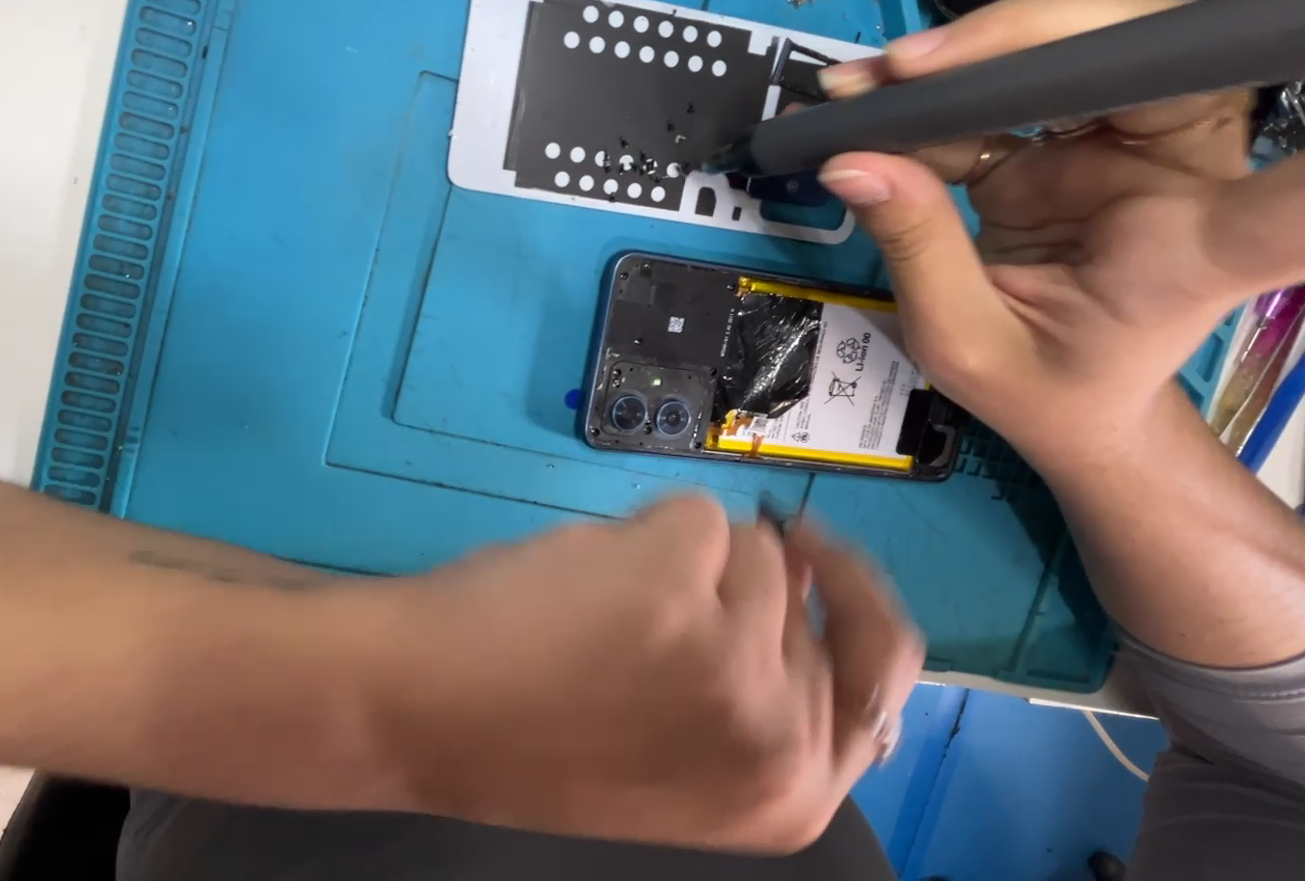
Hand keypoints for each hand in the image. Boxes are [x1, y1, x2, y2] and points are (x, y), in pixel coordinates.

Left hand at [357, 495, 922, 852]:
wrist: (423, 711)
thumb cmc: (543, 734)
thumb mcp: (679, 756)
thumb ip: (755, 697)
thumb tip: (802, 586)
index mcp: (787, 792)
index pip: (881, 674)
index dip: (850, 604)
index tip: (816, 559)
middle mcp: (777, 733)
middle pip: (801, 592)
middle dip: (726, 583)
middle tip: (643, 604)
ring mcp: (730, 653)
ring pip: (744, 542)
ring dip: (674, 557)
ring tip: (597, 609)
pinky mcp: (673, 580)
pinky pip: (690, 512)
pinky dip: (637, 530)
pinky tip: (580, 581)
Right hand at [814, 0, 1304, 466]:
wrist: (1062, 399)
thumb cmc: (1040, 390)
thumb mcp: (961, 343)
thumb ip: (917, 251)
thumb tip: (851, 161)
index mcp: (1201, 253)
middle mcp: (1193, 178)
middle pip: (1161, 58)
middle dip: (1031, 41)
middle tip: (907, 69)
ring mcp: (1135, 152)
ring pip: (1085, 49)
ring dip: (970, 56)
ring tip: (865, 84)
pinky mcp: (1076, 143)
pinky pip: (1015, 88)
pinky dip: (938, 91)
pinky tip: (871, 98)